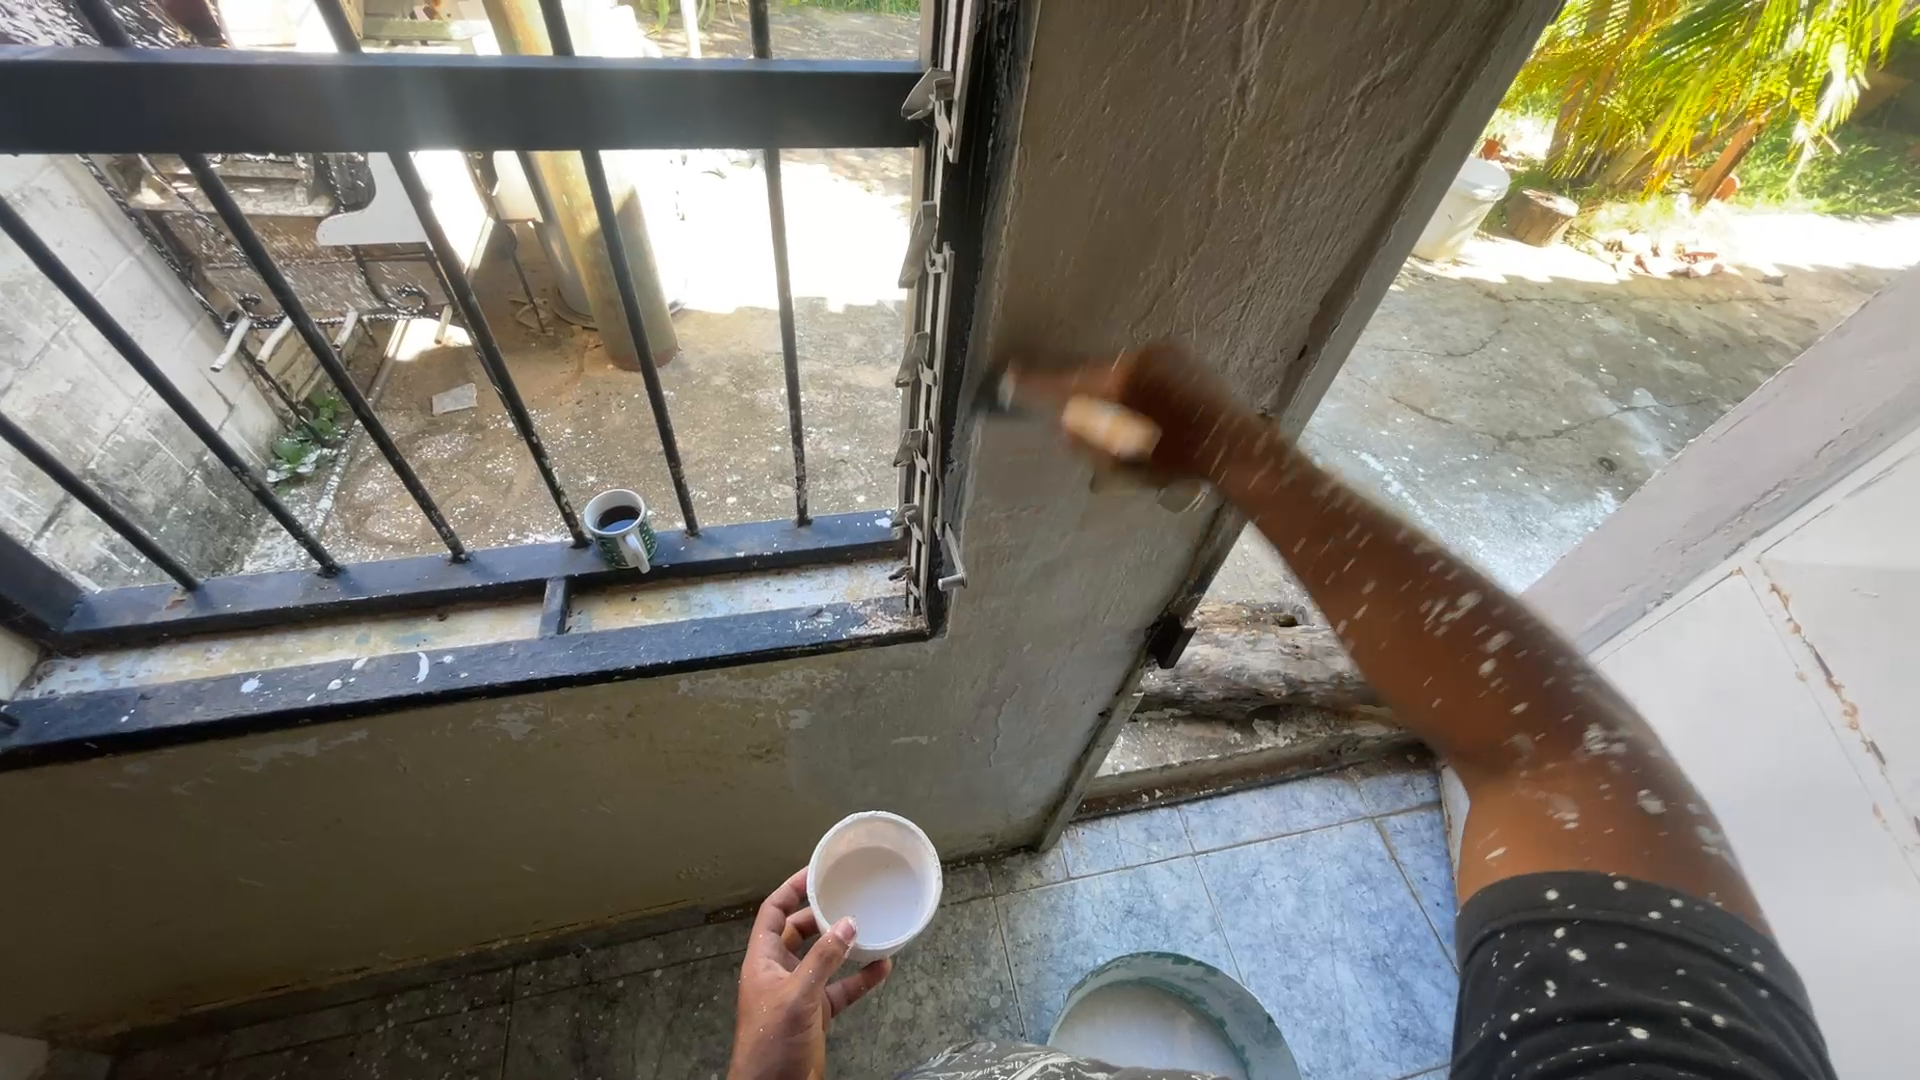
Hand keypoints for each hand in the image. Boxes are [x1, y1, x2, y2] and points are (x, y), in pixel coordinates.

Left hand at [727, 868, 892, 1079]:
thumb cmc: (772, 1042)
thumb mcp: (797, 996)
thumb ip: (823, 959)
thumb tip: (849, 922)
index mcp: (763, 960)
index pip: (773, 911)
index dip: (792, 888)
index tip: (817, 871)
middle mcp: (780, 971)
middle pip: (800, 930)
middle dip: (824, 915)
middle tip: (849, 896)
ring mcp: (800, 992)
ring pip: (824, 958)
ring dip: (846, 945)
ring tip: (870, 925)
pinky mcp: (818, 1014)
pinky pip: (841, 988)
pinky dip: (860, 978)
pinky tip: (883, 966)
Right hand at [1002, 342, 1263, 483]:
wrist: (1237, 446)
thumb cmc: (1178, 460)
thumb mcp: (1124, 461)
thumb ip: (1087, 440)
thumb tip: (1064, 427)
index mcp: (1121, 382)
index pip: (1066, 382)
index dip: (1035, 381)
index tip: (1009, 374)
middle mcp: (1139, 358)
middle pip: (1095, 376)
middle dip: (1087, 398)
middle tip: (1083, 420)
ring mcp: (1164, 354)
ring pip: (1121, 372)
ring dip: (1117, 395)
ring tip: (1128, 425)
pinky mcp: (1182, 357)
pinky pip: (1145, 370)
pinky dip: (1138, 389)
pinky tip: (1149, 412)